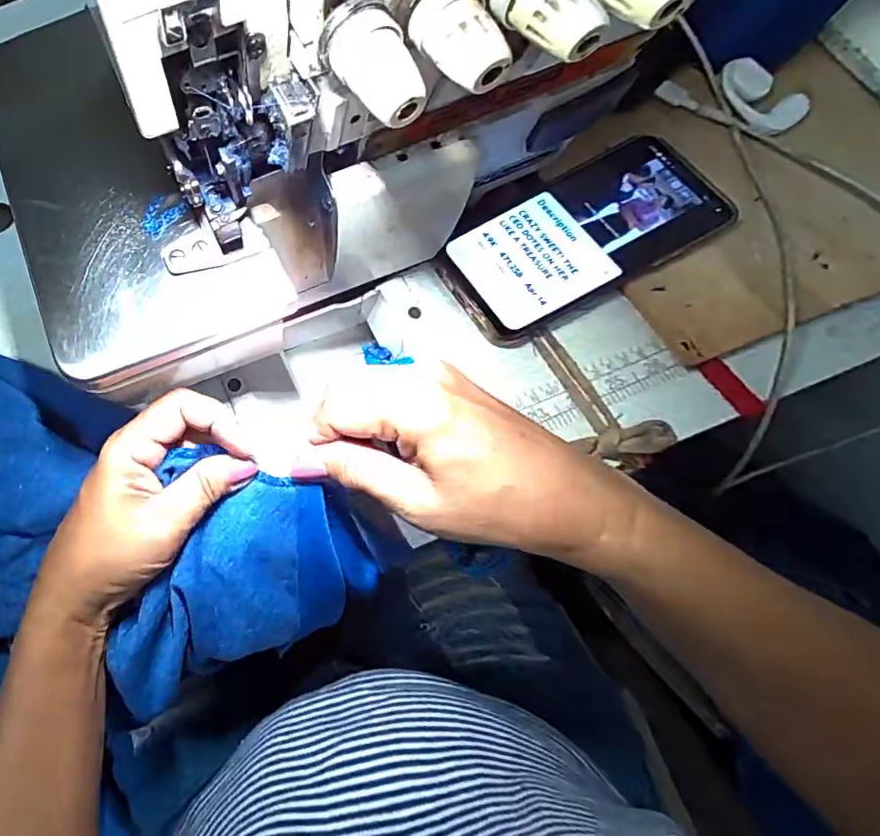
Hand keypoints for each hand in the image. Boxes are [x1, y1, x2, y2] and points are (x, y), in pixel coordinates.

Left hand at [32, 390, 260, 631]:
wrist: (75, 597)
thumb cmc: (111, 558)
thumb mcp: (164, 522)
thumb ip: (204, 486)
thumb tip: (246, 464)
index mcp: (130, 444)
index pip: (181, 406)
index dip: (218, 419)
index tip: (245, 451)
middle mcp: (134, 446)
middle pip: (185, 419)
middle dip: (221, 435)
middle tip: (250, 464)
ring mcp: (139, 465)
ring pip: (186, 442)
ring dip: (215, 454)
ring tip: (242, 474)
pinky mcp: (146, 486)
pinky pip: (181, 465)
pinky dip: (205, 472)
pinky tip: (222, 486)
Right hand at [307, 362, 651, 566]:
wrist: (571, 497)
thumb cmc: (501, 508)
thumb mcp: (421, 504)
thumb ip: (357, 473)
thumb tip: (308, 460)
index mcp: (418, 403)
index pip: (335, 405)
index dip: (318, 438)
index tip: (323, 470)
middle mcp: (423, 373)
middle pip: (345, 386)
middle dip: (332, 425)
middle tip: (348, 468)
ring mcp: (436, 369)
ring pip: (363, 382)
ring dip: (354, 416)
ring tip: (377, 459)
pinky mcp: (446, 375)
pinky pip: (389, 382)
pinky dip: (377, 408)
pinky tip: (398, 443)